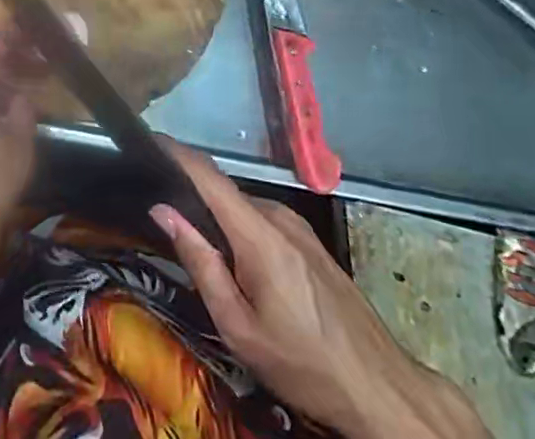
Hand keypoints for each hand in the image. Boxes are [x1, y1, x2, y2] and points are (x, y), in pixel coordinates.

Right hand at [150, 143, 489, 438]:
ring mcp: (301, 231)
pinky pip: (262, 219)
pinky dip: (236, 223)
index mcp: (260, 237)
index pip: (209, 176)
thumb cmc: (304, 364)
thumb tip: (162, 210)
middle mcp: (281, 221)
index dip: (176, 152)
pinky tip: (228, 252)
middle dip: (188, 188)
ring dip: (213, 210)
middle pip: (223, 189)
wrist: (387, 395)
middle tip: (154, 205)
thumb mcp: (238, 325)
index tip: (147, 140)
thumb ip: (199, 262)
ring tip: (187, 232)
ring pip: (242, 205)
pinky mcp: (312, 246)